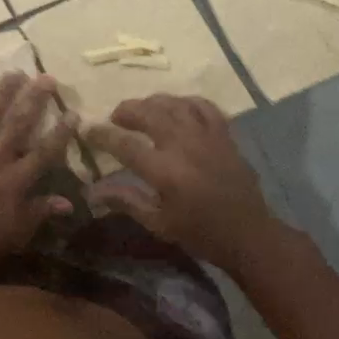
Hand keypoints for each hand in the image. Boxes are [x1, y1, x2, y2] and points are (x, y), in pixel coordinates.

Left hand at [0, 72, 76, 275]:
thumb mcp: (17, 235)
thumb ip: (41, 213)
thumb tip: (69, 202)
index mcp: (16, 179)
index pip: (45, 151)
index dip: (61, 133)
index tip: (73, 113)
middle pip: (19, 122)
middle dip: (34, 99)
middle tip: (46, 77)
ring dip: (2, 91)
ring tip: (14, 72)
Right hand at [85, 95, 287, 272]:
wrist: (251, 236)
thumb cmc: (201, 233)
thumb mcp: (159, 224)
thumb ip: (126, 201)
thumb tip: (92, 191)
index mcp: (165, 171)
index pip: (123, 144)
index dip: (101, 135)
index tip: (87, 131)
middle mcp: (183, 146)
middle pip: (147, 112)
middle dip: (125, 110)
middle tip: (115, 118)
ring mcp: (206, 137)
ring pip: (173, 103)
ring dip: (152, 102)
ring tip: (142, 110)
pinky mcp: (224, 135)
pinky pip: (203, 106)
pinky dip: (186, 102)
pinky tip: (177, 109)